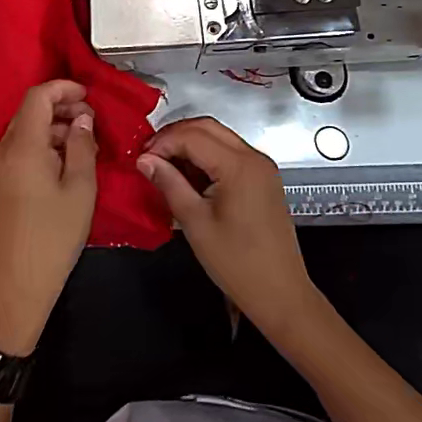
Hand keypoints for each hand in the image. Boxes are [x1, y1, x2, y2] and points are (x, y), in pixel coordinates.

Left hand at [0, 80, 97, 355]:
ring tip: (84, 143)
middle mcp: (3, 150)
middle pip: (30, 111)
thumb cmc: (52, 238)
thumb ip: (82, 146)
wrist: (14, 289)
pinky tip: (64, 163)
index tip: (89, 96)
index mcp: (23, 146)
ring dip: (53, 128)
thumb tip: (81, 119)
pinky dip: (42, 145)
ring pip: (25, 131)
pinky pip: (19, 151)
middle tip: (92, 121)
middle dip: (61, 107)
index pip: (38, 96)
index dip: (64, 88)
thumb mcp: (79, 189)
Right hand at [137, 117, 319, 338]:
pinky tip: (188, 176)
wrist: (280, 293)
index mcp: (239, 166)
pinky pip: (230, 153)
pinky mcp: (263, 179)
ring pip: (219, 137)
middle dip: (175, 136)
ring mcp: (262, 167)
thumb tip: (144, 159)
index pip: (192, 136)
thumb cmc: (236, 262)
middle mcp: (254, 157)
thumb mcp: (194, 222)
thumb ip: (168, 183)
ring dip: (190, 144)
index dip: (162, 142)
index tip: (140, 159)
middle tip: (149, 156)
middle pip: (207, 127)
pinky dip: (206, 156)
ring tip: (163, 166)